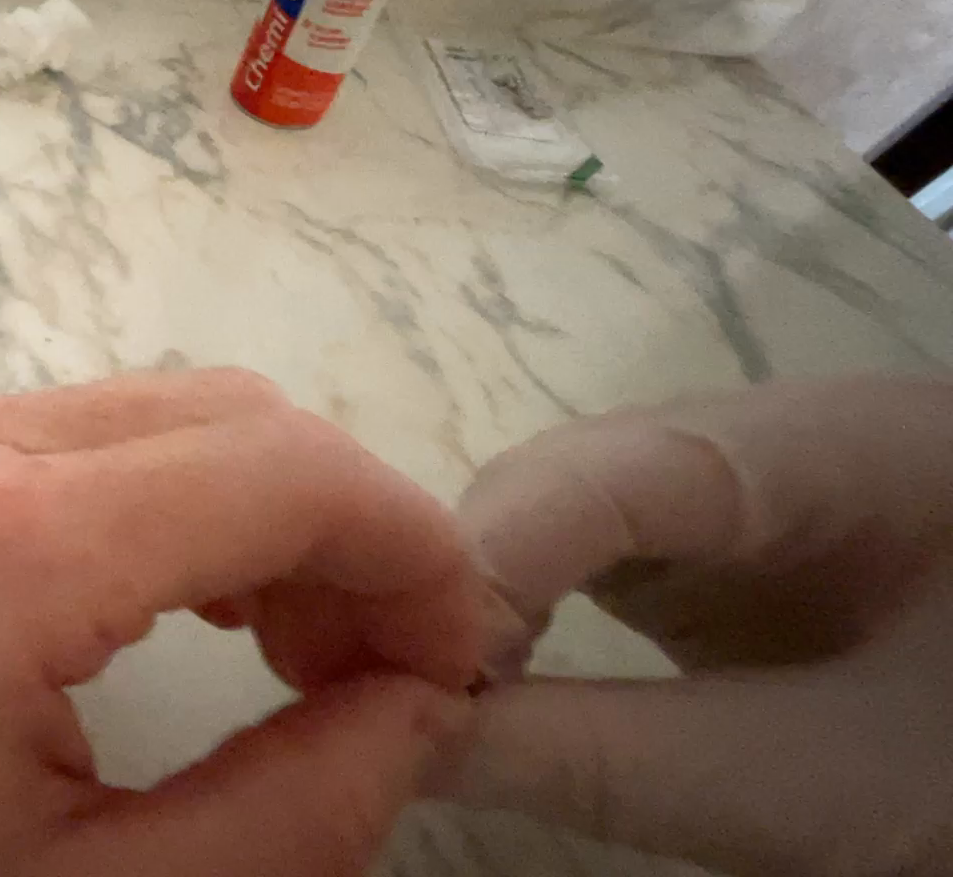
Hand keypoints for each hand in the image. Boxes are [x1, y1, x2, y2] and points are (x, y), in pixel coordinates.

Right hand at [445, 376, 952, 876]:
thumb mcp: (827, 789)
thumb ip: (609, 764)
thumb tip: (400, 745)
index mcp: (802, 448)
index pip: (595, 474)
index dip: (488, 563)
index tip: (420, 680)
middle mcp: (718, 438)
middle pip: (540, 485)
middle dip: (466, 586)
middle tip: (410, 696)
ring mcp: (690, 485)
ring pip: (530, 514)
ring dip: (475, 603)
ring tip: (444, 691)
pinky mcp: (675, 536)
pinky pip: (556, 552)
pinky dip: (509, 613)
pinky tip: (494, 670)